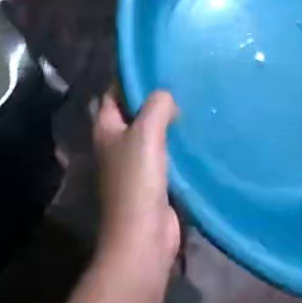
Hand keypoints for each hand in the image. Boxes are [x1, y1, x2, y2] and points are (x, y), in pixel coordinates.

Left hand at [92, 89, 180, 279]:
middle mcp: (115, 141)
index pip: (114, 91)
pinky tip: (196, 135)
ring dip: (167, 122)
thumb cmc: (137, 180)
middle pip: (133, 111)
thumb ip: (156, 106)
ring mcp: (133, 162)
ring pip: (151, 132)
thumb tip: (166, 96)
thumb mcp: (146, 133)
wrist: (143, 238)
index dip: (130, 77)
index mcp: (105, 126)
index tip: (156, 64)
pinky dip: (176, 144)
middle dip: (153, 98)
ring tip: (193, 102)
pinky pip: (165, 154)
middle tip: (181, 81)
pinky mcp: (152, 181)